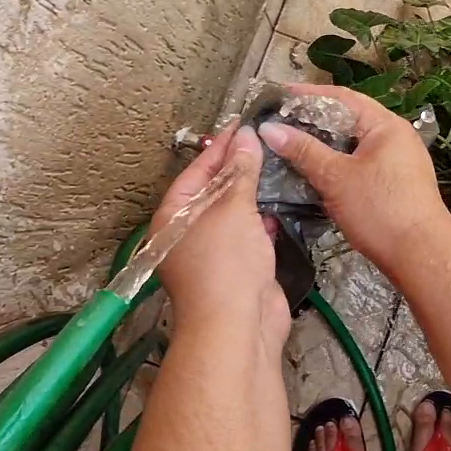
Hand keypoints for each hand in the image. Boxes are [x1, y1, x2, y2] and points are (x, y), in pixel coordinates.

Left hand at [151, 124, 282, 329]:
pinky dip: (261, 221)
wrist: (237, 327)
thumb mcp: (233, 208)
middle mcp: (188, 234)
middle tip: (261, 140)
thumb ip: (241, 171)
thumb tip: (246, 137)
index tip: (242, 123)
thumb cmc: (225, 265)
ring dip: (251, 194)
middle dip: (237, 168)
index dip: (221, 146)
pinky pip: (248, 236)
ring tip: (274, 167)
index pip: (197, 171)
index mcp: (173, 217)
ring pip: (233, 214)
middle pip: (213, 191)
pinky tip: (276, 208)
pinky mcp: (237, 270)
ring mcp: (213, 254)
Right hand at [257, 84, 450, 273]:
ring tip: (292, 144)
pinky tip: (316, 171)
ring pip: (354, 143)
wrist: (421, 255)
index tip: (279, 96)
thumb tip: (269, 129)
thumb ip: (303, 150)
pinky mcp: (395, 184)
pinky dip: (337, 162)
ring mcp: (398, 161)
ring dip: (325, 143)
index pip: (343, 98)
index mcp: (386, 125)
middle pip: (349, 119)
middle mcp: (395, 136)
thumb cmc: (380, 210)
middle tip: (280, 121)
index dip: (308, 95)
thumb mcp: (335, 177)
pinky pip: (360, 162)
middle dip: (314, 120)